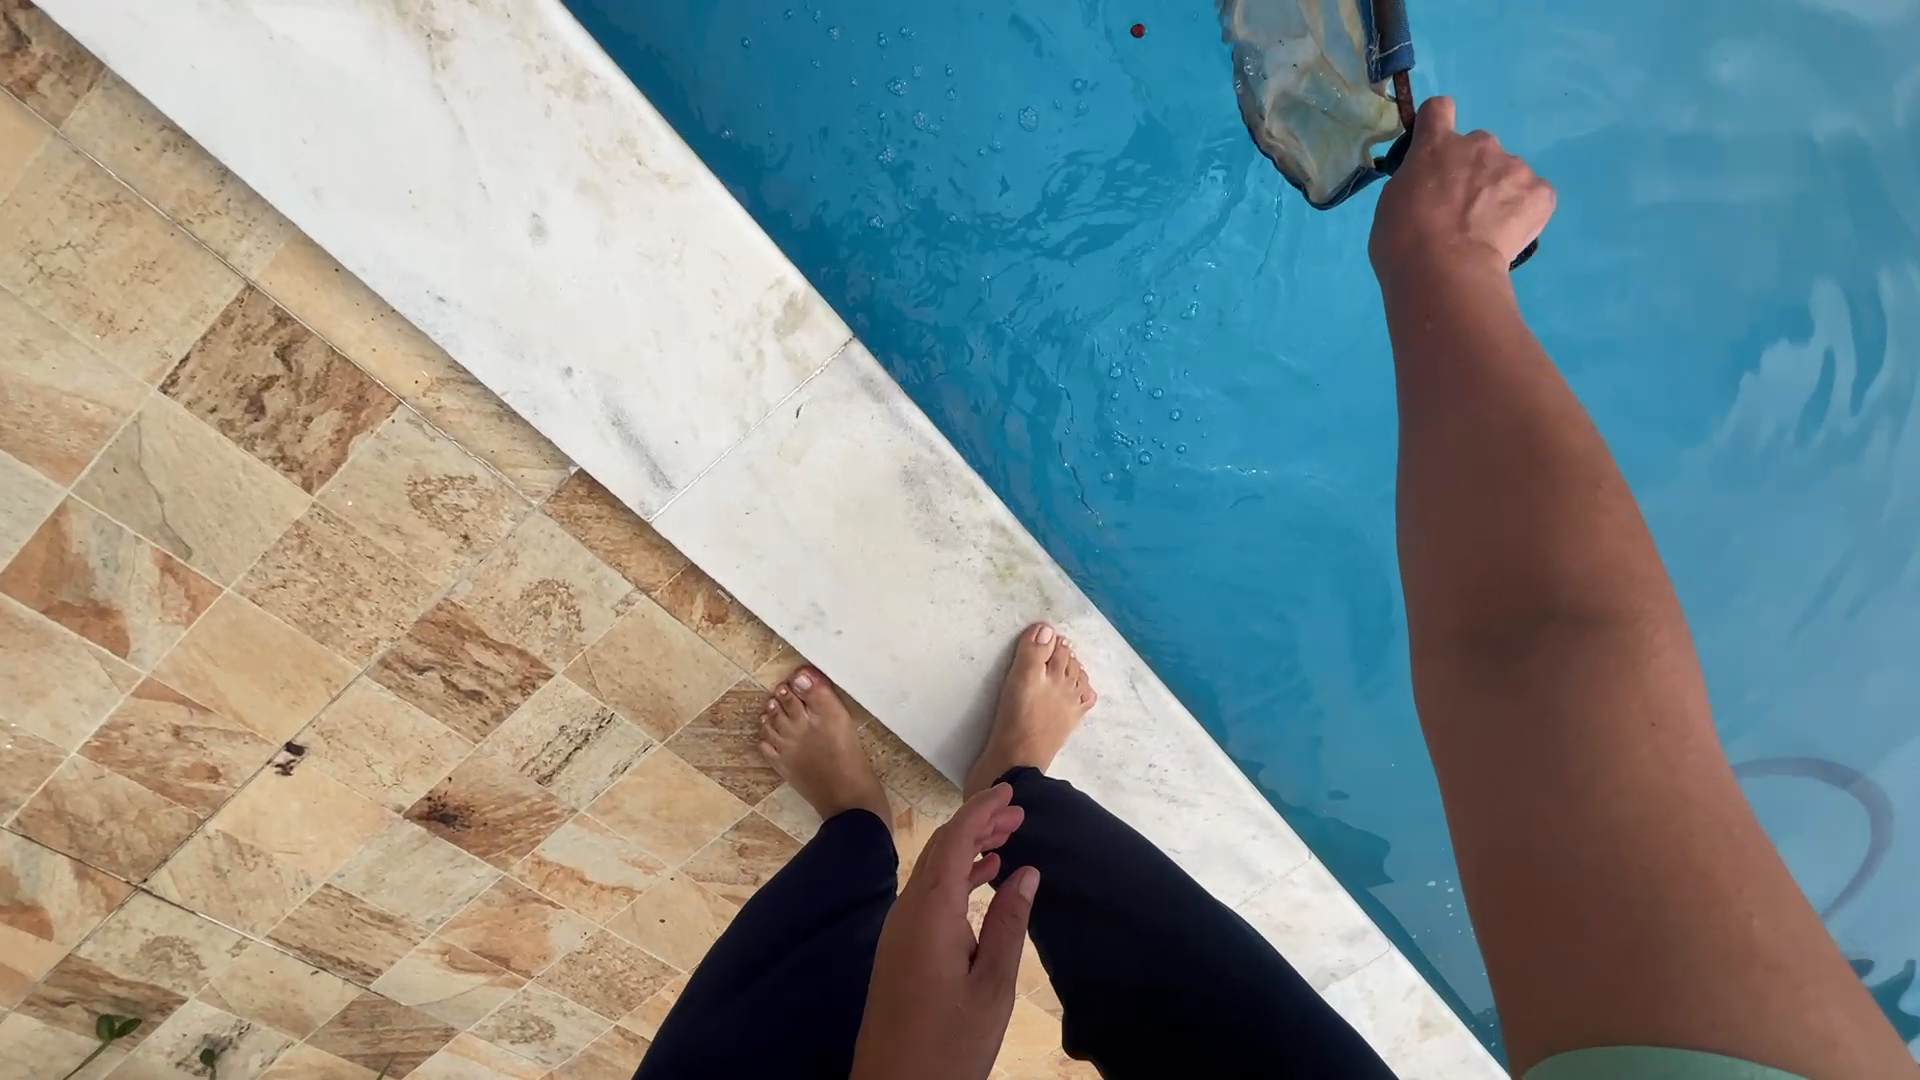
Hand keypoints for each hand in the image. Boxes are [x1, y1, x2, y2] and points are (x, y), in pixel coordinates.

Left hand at [850, 783, 1040, 1079]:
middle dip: (979, 823)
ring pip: (934, 869)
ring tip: (1008, 838)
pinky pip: (929, 892)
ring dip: (969, 848)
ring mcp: (899, 928)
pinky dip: (957, 876)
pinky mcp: (899, 946)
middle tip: (1018, 813)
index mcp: (930, 911)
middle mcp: (908, 909)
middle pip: (942, 847)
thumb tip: (1027, 871)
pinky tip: (984, 878)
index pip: (954, 840)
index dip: (981, 810)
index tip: (1008, 790)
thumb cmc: (949, 1044)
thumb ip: (1009, 923)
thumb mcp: (992, 987)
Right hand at [1370, 96, 1554, 283]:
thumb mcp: (1391, 205)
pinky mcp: (1541, 193)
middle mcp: (1480, 145)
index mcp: (1436, 147)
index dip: (1434, 125)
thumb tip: (1430, 184)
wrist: (1443, 273)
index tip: (1431, 151)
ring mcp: (1515, 167)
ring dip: (1495, 193)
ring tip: (1479, 232)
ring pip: (1506, 173)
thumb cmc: (1401, 242)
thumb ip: (1414, 182)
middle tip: (1455, 211)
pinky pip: (1531, 197)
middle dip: (1469, 171)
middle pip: (1477, 147)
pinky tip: (1500, 238)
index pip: (1438, 110)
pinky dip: (1519, 213)